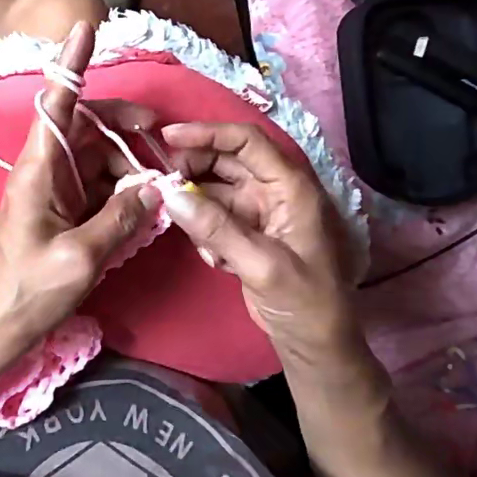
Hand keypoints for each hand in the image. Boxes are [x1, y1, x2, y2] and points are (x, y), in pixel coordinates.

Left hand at [0, 22, 162, 374]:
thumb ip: (120, 218)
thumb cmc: (31, 290)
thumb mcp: (81, 257)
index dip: (71, 63)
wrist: (2, 325)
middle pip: (86, 125)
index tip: (86, 26)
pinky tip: (144, 204)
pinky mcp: (65, 207)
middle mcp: (45, 169)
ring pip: (99, 154)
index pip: (55, 103)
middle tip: (160, 136)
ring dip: (129, 163)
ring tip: (159, 186)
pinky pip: (100, 182)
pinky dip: (124, 187)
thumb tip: (154, 189)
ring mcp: (55, 188)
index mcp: (37, 170)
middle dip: (124, 124)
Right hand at [158, 122, 357, 358]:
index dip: (208, 133)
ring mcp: (258, 213)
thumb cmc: (304, 300)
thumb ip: (217, 229)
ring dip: (195, 205)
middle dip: (192, 168)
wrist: (313, 343)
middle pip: (226, 161)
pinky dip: (203, 230)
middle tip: (162, 183)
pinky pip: (213, 217)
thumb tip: (171, 195)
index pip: (247, 142)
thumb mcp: (262, 264)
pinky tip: (214, 259)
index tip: (167, 136)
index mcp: (291, 187)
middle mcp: (274, 191)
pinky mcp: (245, 234)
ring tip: (188, 230)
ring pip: (215, 190)